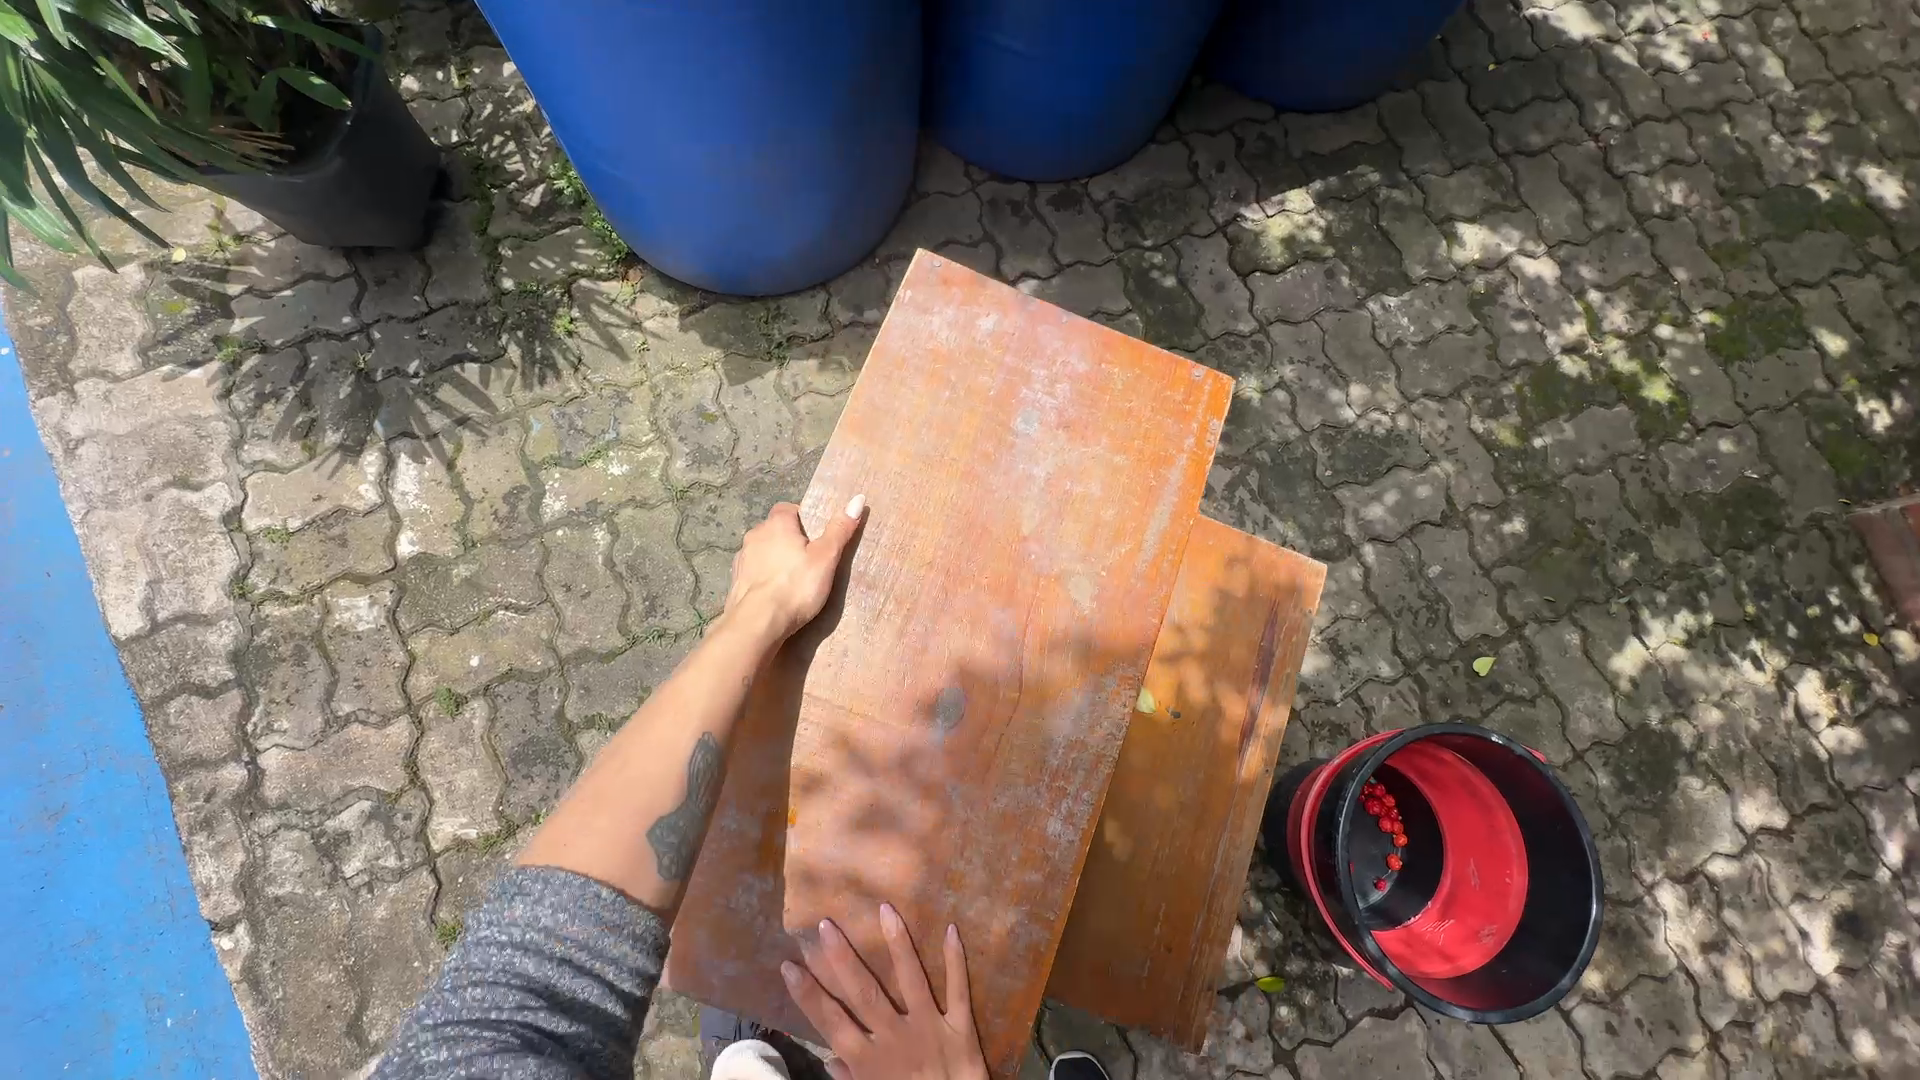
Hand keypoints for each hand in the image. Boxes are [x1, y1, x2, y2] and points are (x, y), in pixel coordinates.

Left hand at [724, 495, 865, 644]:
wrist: (758, 623)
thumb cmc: (796, 587)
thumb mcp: (826, 558)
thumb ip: (839, 529)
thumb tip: (857, 498)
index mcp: (776, 524)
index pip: (788, 508)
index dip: (802, 518)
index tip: (816, 535)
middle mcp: (755, 535)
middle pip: (774, 530)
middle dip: (788, 539)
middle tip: (809, 558)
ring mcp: (741, 559)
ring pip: (762, 551)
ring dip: (774, 558)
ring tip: (792, 578)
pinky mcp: (735, 581)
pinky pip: (753, 572)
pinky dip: (762, 577)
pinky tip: (774, 593)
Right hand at [781, 905, 987, 1079]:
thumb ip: (852, 1077)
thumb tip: (830, 1058)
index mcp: (869, 1061)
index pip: (831, 1022)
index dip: (808, 995)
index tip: (789, 965)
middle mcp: (895, 1039)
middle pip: (864, 993)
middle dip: (843, 958)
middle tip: (827, 924)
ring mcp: (929, 1028)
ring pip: (911, 980)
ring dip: (898, 944)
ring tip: (886, 908)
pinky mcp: (960, 1027)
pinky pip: (958, 990)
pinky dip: (955, 961)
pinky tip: (951, 929)